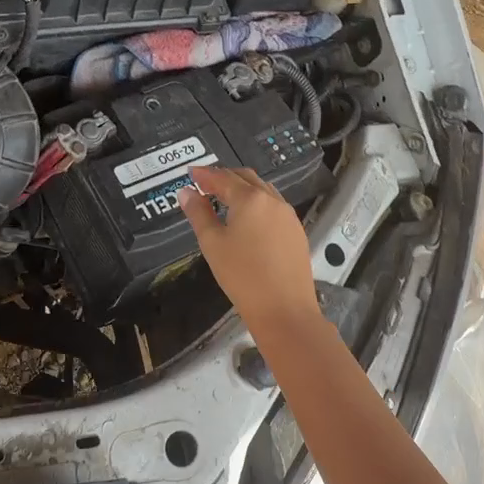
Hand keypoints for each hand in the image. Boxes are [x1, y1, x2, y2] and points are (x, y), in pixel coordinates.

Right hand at [179, 167, 320, 331]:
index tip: (190, 172)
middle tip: (205, 184)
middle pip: (245, 178)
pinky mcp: (297, 232)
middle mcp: (272, 200)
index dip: (204, 174)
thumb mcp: (212, 243)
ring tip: (225, 199)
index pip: (222, 177)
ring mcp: (288, 216)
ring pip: (263, 190)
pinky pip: (274, 206)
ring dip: (242, 188)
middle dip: (224, 177)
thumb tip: (186, 192)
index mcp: (250, 199)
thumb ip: (198, 213)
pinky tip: (248, 219)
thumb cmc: (242, 275)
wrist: (285, 311)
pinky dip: (257, 203)